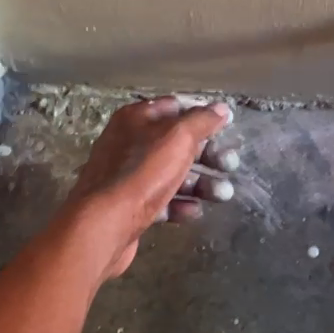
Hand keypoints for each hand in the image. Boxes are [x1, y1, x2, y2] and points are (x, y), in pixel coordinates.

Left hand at [66, 96, 233, 280]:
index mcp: (137, 119)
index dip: (203, 116)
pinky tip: (193, 211)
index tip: (228, 127)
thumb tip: (221, 108)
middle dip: (208, 155)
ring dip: (200, 183)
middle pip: (177, 143)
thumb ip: (201, 120)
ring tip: (222, 195)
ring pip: (171, 174)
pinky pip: (160, 200)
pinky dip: (179, 205)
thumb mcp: (178, 138)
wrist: (103, 225)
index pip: (176, 108)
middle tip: (230, 165)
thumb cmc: (142, 173)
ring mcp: (127, 176)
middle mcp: (129, 142)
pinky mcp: (128, 206)